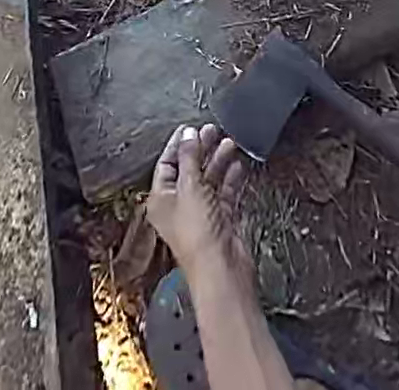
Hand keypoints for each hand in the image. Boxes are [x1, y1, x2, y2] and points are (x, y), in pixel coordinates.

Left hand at [145, 123, 250, 283]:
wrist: (222, 271)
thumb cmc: (198, 234)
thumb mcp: (190, 186)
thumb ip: (190, 157)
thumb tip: (188, 133)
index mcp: (161, 199)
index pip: (166, 164)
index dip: (178, 145)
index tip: (190, 128)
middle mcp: (178, 206)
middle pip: (188, 170)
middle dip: (201, 149)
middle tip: (212, 131)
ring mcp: (200, 214)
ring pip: (208, 180)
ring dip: (218, 161)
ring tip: (229, 143)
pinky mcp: (219, 221)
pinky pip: (223, 193)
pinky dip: (229, 179)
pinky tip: (237, 165)